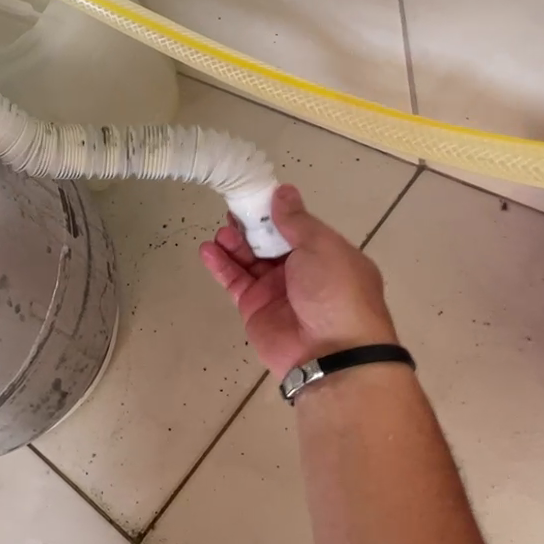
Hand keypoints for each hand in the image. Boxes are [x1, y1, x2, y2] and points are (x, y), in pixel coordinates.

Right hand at [198, 184, 397, 379]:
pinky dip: (220, 264)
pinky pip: (234, 279)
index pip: (297, 227)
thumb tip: (283, 191)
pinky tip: (208, 250)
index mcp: (326, 255)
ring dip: (234, 243)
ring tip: (222, 233)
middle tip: (233, 211)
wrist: (330, 352)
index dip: (276, 212)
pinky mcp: (253, 306)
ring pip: (248, 258)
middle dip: (251, 226)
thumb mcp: (322, 248)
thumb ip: (296, 220)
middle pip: (269, 241)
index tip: (255, 195)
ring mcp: (275, 289)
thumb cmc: (335, 293)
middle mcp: (302, 271)